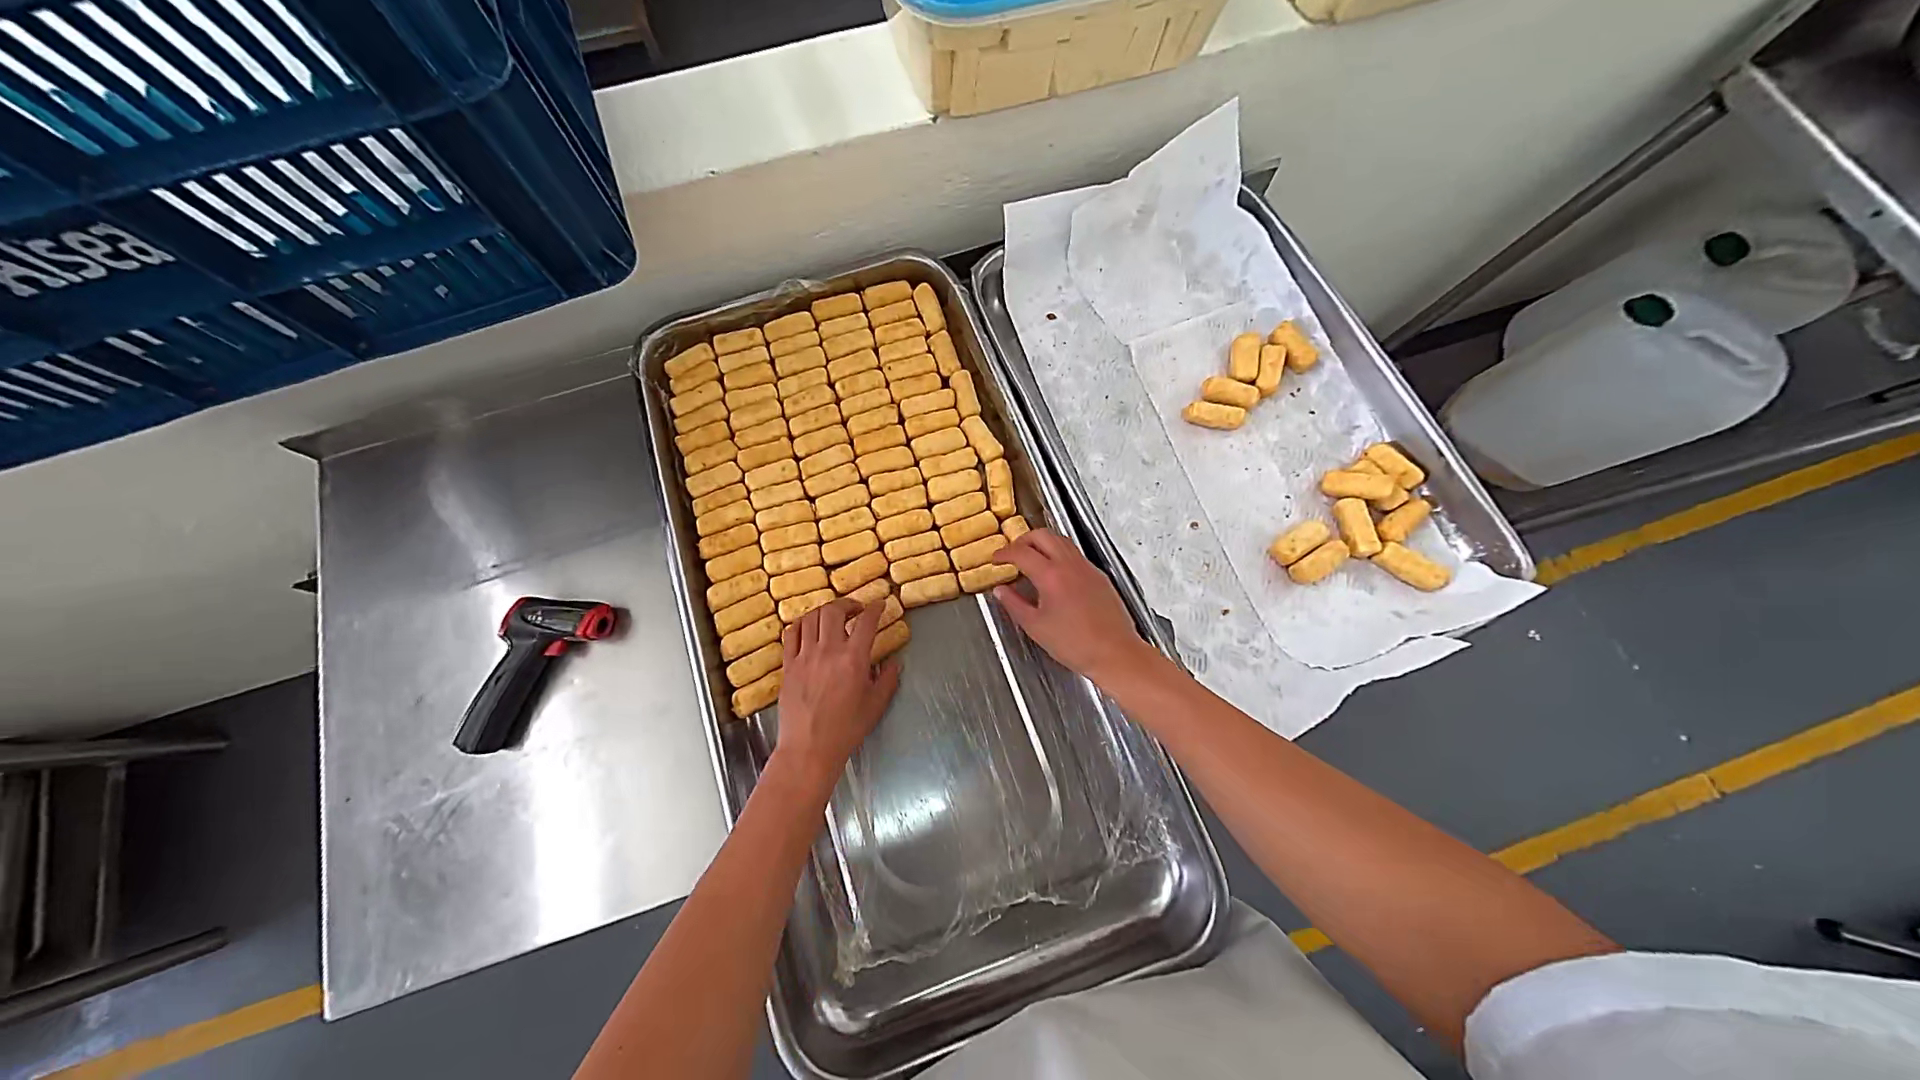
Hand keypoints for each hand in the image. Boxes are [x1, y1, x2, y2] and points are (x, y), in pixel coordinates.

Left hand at [773, 599, 900, 784]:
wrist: (810, 748)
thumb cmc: (846, 729)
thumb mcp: (876, 705)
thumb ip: (888, 679)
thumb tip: (893, 662)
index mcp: (854, 659)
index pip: (866, 622)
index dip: (875, 608)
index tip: (880, 604)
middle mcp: (828, 651)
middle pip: (833, 610)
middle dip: (847, 603)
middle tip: (856, 609)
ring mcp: (805, 656)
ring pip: (811, 618)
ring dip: (824, 611)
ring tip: (833, 616)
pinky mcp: (788, 666)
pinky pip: (791, 634)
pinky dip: (801, 624)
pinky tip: (808, 628)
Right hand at [992, 528, 1153, 685]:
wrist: (1114, 653)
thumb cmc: (1077, 645)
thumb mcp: (1035, 626)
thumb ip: (1014, 604)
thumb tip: (1002, 592)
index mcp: (1051, 576)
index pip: (1021, 552)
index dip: (1004, 553)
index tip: (997, 558)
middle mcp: (1070, 566)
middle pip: (1042, 536)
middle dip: (1023, 540)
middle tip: (1012, 552)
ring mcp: (1087, 568)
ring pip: (1061, 541)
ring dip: (1042, 543)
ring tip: (1032, 559)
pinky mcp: (1099, 576)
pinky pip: (1075, 554)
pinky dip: (1059, 554)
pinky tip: (1055, 573)